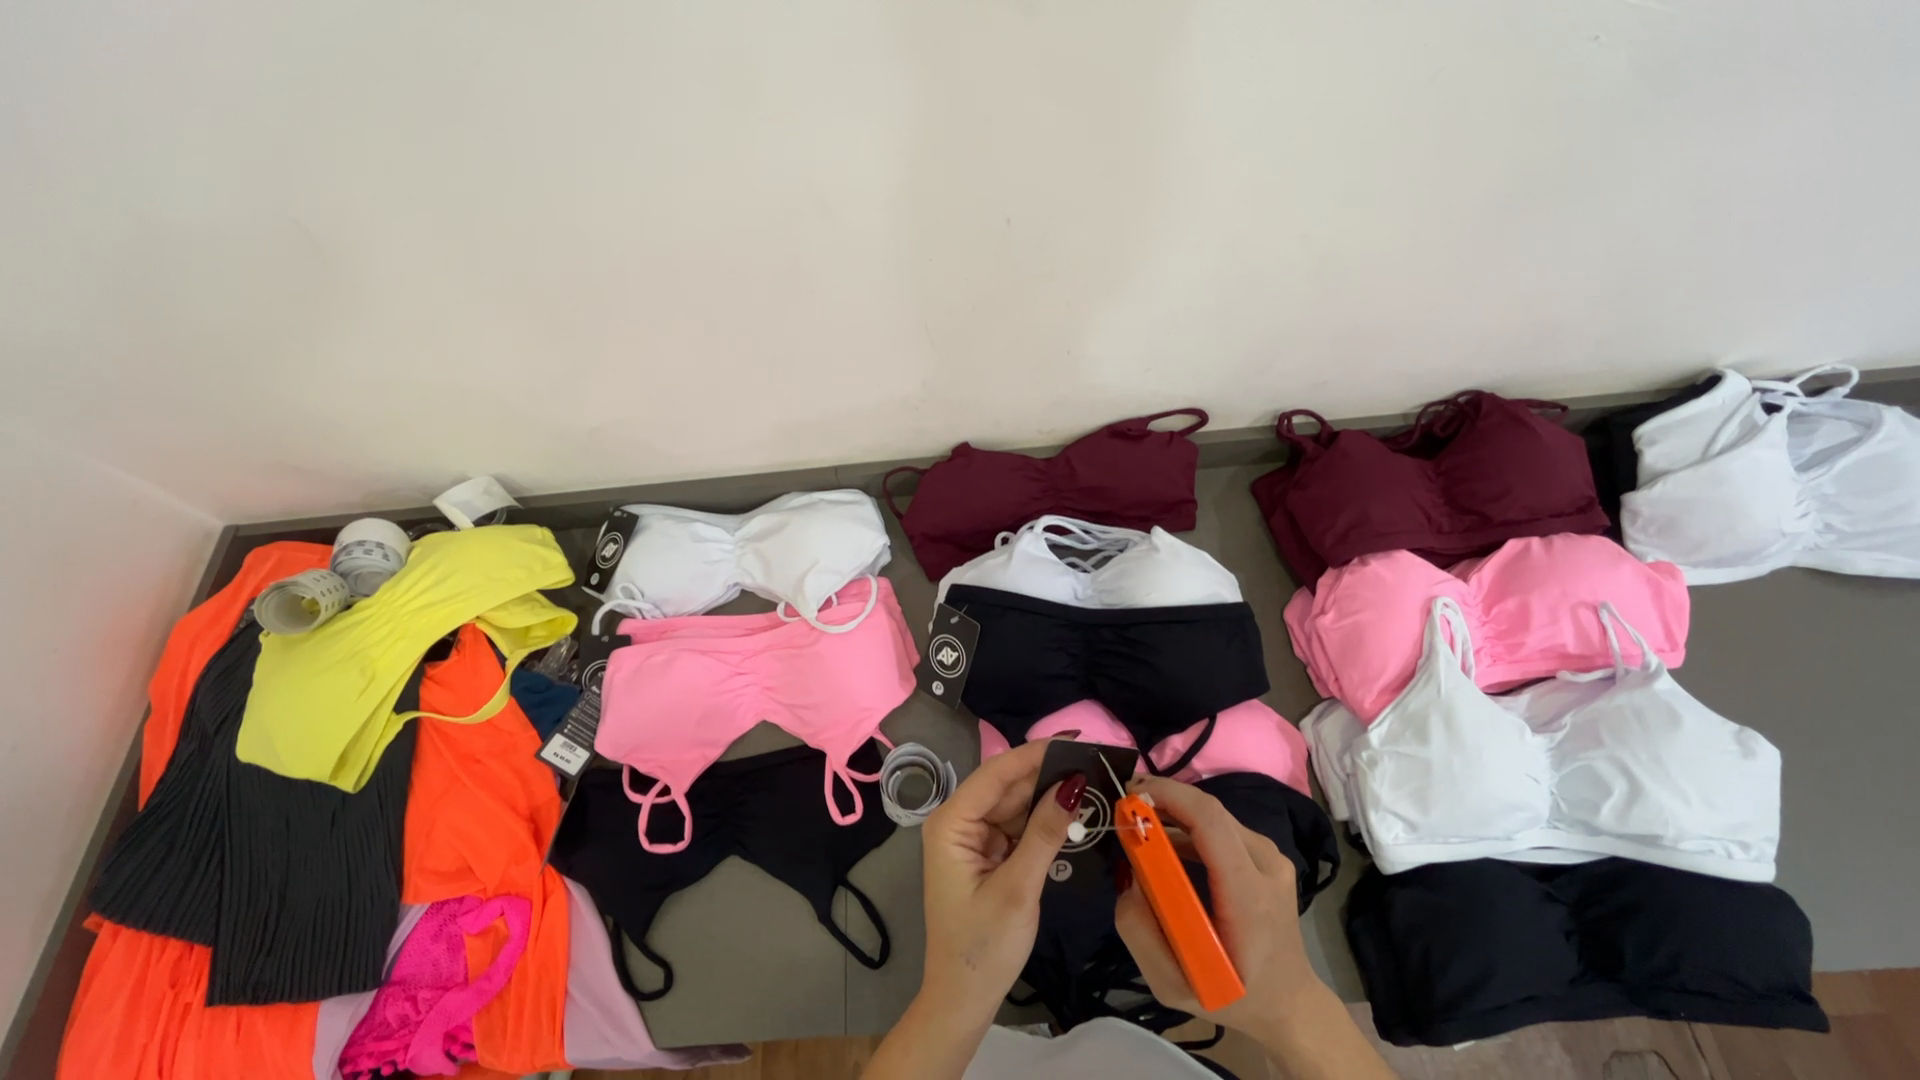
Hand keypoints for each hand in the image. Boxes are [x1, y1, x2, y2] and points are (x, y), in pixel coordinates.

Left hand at [916, 735, 1085, 1025]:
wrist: (963, 998)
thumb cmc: (983, 946)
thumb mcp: (1018, 888)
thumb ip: (1045, 833)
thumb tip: (1073, 784)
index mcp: (951, 823)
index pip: (996, 773)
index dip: (1035, 752)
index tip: (1076, 737)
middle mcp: (957, 822)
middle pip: (1007, 786)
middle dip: (1048, 773)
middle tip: (1095, 761)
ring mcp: (972, 838)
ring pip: (1015, 804)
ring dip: (1049, 796)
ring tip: (1092, 781)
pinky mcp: (987, 855)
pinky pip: (1017, 826)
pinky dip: (1043, 821)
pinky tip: (1073, 812)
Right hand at [1113, 775, 1318, 1033]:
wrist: (1290, 1002)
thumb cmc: (1235, 998)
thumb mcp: (1173, 986)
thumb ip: (1140, 932)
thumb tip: (1130, 877)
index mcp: (1249, 896)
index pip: (1211, 822)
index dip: (1169, 797)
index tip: (1129, 797)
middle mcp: (1267, 865)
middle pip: (1210, 812)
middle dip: (1163, 800)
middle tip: (1123, 812)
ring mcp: (1272, 858)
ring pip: (1214, 816)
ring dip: (1173, 814)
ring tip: (1138, 830)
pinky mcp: (1267, 857)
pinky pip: (1221, 829)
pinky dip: (1188, 828)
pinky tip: (1166, 847)